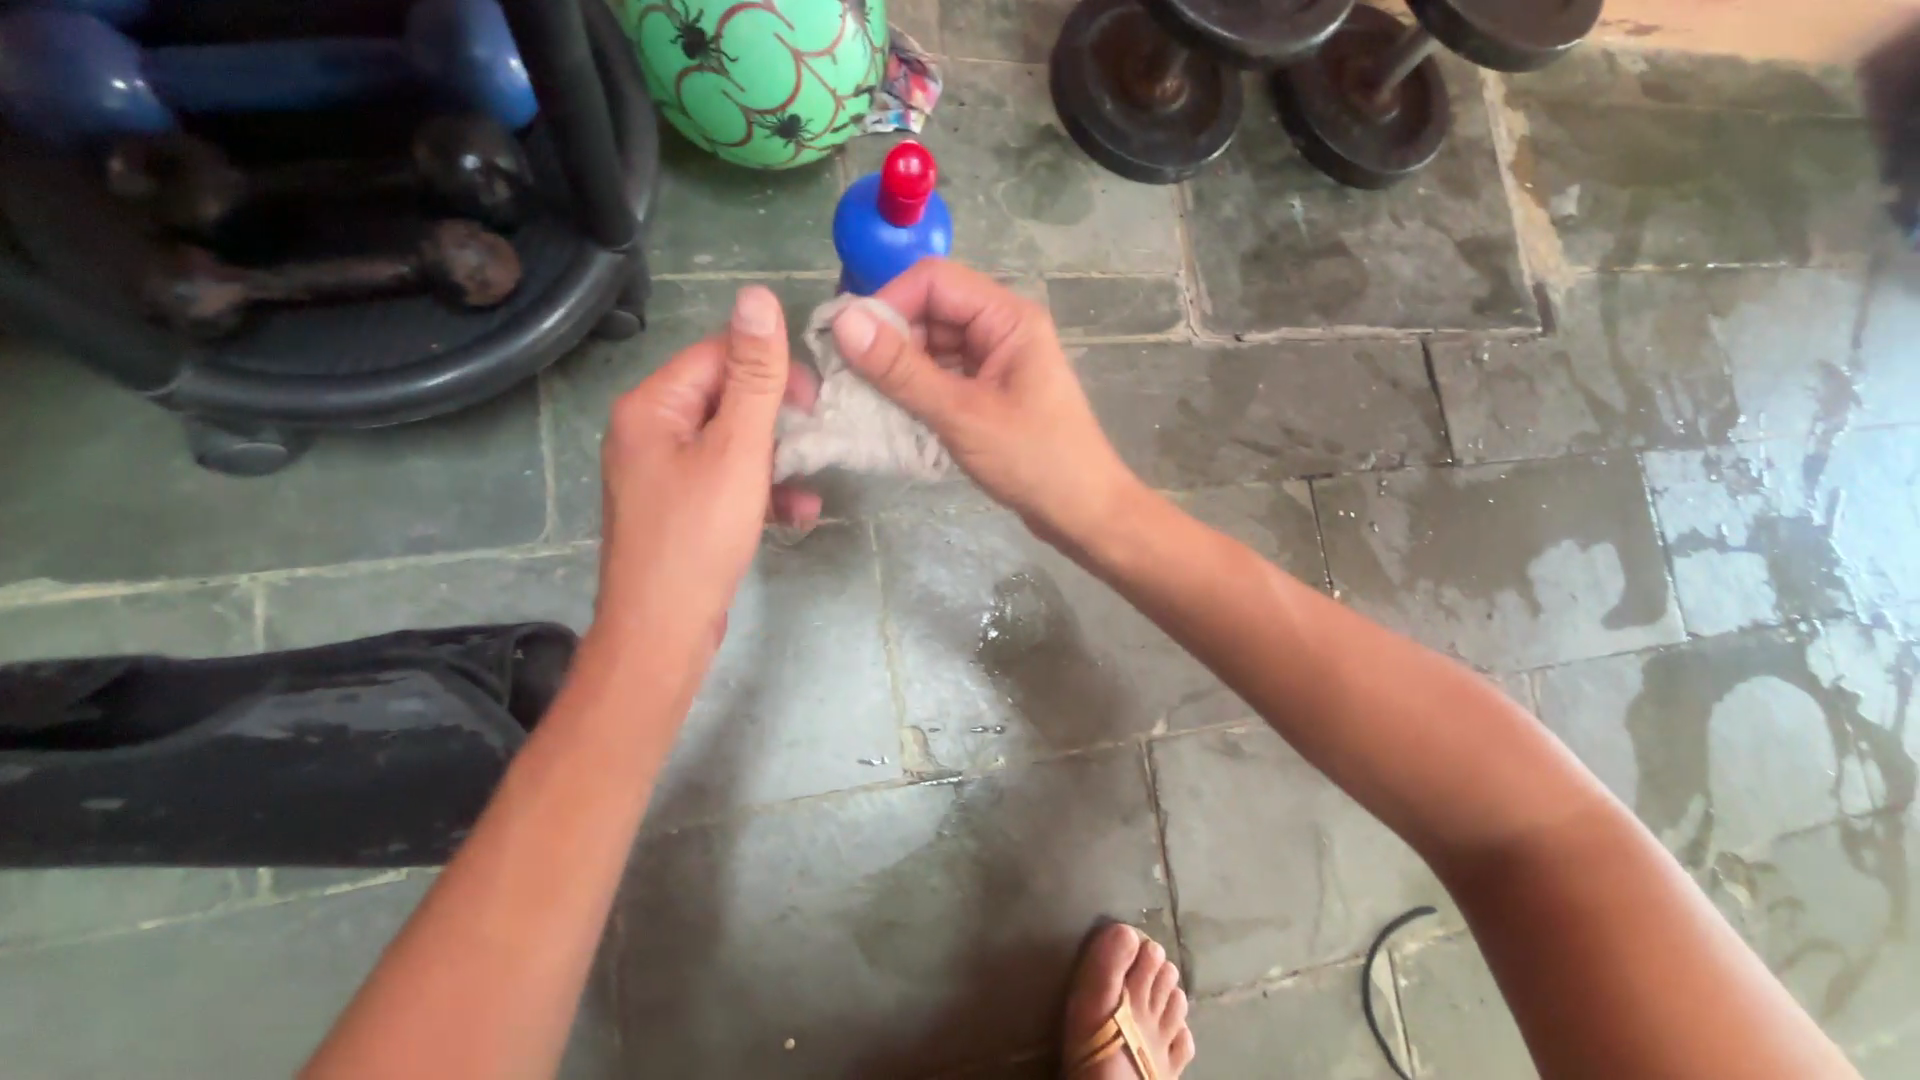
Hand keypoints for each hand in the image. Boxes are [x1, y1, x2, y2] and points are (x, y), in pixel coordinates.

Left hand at [594, 286, 821, 665]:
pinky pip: (724, 481)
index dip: (770, 370)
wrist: (662, 631)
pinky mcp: (677, 509)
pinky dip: (760, 491)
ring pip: (730, 443)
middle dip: (776, 418)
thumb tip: (758, 295)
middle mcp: (647, 431)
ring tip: (810, 481)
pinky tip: (797, 512)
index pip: (717, 355)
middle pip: (724, 398)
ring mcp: (659, 473)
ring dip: (776, 458)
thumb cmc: (699, 536)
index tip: (814, 401)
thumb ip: (754, 375)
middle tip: (817, 438)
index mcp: (651, 406)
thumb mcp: (738, 450)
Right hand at [830, 258, 1141, 546]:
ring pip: (932, 347)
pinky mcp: (989, 393)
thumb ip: (902, 370)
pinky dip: (915, 391)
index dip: (887, 302)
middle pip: (930, 311)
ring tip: (865, 400)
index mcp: (1007, 317)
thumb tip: (844, 324)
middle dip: (889, 339)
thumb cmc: (1033, 460)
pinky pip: (942, 376)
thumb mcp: (962, 414)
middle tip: (850, 378)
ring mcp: (996, 362)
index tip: (849, 342)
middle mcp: (1001, 329)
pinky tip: (892, 414)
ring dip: (898, 369)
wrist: (1083, 513)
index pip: (934, 280)